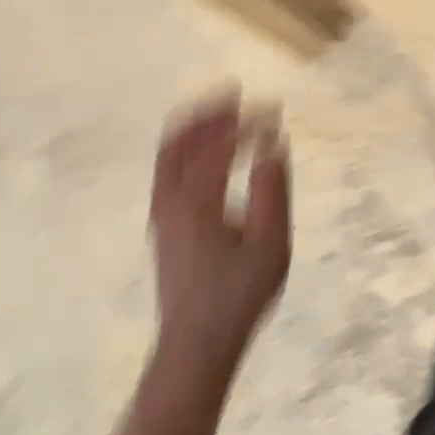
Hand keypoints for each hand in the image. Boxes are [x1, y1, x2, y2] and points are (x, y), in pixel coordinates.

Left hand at [148, 91, 290, 373]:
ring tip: (219, 114)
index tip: (273, 109)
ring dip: (193, 129)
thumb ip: (271, 193)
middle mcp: (170, 199)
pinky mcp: (162, 225)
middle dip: (209, 114)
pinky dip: (185, 150)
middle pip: (181, 140)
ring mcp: (160, 212)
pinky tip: (206, 155)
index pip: (221, 146)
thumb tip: (273, 148)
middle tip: (235, 94)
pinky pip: (167, 171)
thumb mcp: (270, 246)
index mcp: (197, 200)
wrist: (196, 340)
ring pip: (168, 155)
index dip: (246, 123)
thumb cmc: (239, 295)